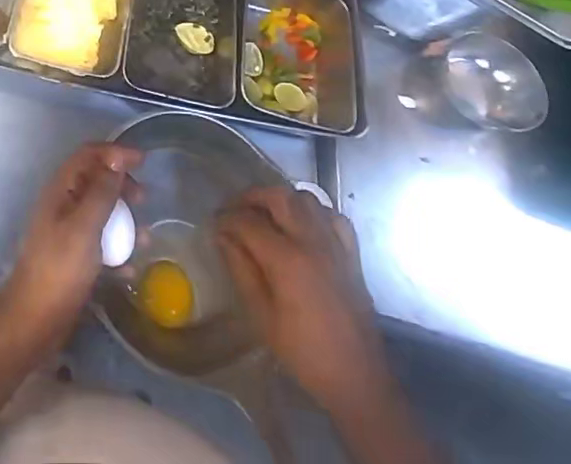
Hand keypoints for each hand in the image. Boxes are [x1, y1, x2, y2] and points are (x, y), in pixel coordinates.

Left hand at [0, 143, 143, 355]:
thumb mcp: (85, 226)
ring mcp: (68, 232)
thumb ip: (102, 191)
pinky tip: (130, 268)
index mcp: (61, 191)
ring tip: (144, 238)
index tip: (143, 161)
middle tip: (143, 199)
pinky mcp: (74, 258)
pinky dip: (117, 249)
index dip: (115, 152)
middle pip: (96, 180)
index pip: (88, 155)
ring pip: (102, 213)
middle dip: (122, 185)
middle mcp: (63, 206)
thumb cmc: (59, 268)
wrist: (34, 322)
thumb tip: (117, 160)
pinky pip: (101, 243)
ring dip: (125, 220)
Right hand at [216, 186, 389, 414]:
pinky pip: (332, 216)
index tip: (214, 224)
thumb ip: (242, 271)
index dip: (227, 218)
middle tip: (235, 209)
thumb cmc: (304, 352)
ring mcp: (335, 243)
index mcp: (287, 259)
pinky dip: (314, 211)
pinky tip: (303, 225)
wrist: (356, 375)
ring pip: (306, 199)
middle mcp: (312, 240)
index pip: (249, 222)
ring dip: (281, 199)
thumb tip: (223, 238)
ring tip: (264, 214)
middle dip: (252, 197)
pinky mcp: (352, 253)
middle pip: (279, 197)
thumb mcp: (262, 317)